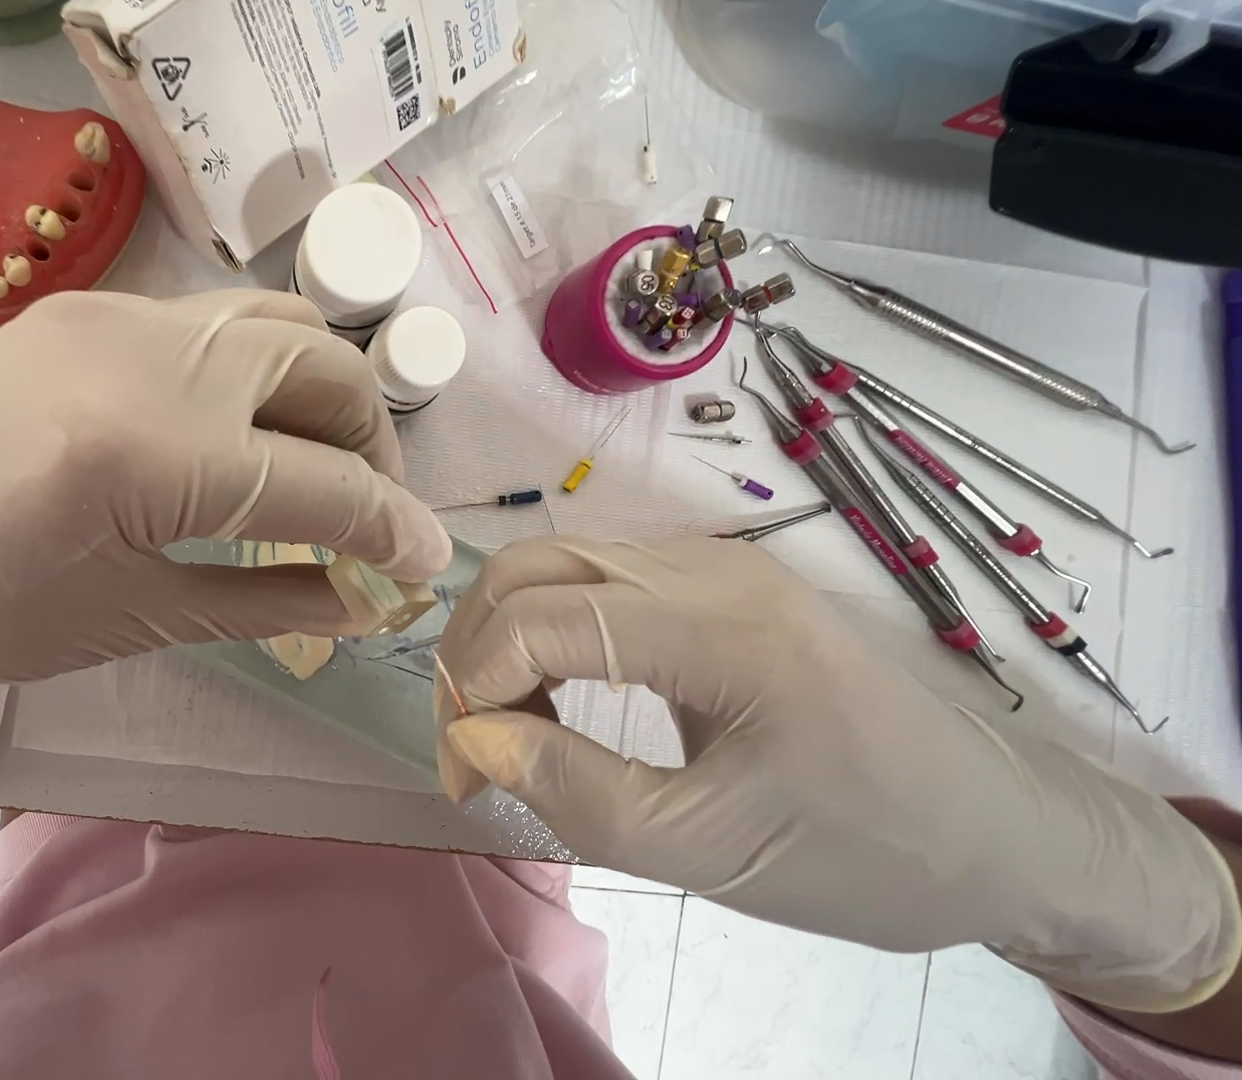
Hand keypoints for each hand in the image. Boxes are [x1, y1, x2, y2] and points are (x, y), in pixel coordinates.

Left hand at [0, 289, 449, 752]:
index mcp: (136, 455)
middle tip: (371, 519)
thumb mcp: (127, 622)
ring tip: (319, 469)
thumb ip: (263, 601)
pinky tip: (247, 435)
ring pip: (281, 328)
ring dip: (328, 398)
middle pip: (322, 374)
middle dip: (374, 451)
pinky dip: (266, 377)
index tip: (429, 563)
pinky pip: (221, 325)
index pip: (317, 482)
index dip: (391, 529)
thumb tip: (366, 598)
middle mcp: (138, 354)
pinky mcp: (93, 305)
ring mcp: (114, 314)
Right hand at [435, 535, 1239, 1011]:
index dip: (471, 691)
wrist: (1016, 831)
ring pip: (554, 565)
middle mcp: (707, 567)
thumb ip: (574, 792)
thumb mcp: (710, 853)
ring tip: (508, 724)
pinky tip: (555, 692)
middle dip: (472, 652)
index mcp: (722, 629)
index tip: (463, 777)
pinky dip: (544, 629)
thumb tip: (470, 736)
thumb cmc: (869, 852)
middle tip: (472, 742)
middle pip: (530, 567)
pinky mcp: (713, 580)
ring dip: (503, 637)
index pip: (540, 620)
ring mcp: (712, 563)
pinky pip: (592, 581)